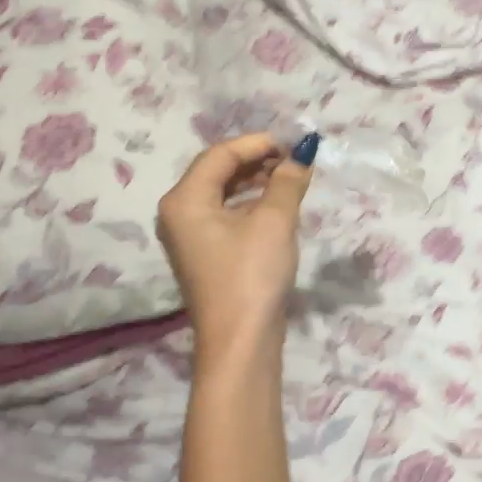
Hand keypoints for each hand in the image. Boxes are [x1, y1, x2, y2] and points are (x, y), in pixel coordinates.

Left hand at [157, 132, 314, 352]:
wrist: (241, 337)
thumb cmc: (252, 273)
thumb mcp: (276, 221)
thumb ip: (288, 182)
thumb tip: (302, 155)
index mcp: (185, 200)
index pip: (220, 155)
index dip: (258, 144)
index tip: (295, 143)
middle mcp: (179, 213)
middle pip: (217, 171)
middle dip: (257, 161)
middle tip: (296, 160)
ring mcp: (191, 236)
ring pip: (224, 193)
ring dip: (257, 181)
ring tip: (292, 179)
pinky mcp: (208, 254)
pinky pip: (227, 214)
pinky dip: (252, 203)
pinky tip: (279, 207)